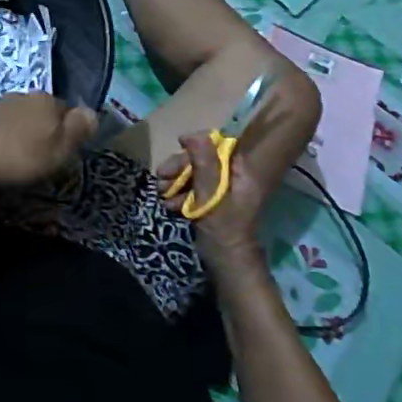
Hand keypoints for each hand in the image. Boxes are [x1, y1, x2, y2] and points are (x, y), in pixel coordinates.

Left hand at [0, 93, 98, 203]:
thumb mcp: (61, 149)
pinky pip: (2, 126)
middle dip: (45, 130)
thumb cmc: (23, 157)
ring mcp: (0, 103)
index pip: (68, 111)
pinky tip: (1, 155)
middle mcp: (25, 94)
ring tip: (20, 158)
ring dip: (24, 133)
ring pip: (22, 118)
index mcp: (48, 99)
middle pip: (44, 112)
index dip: (69, 132)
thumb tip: (92, 112)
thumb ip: (80, 128)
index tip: (63, 153)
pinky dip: (5, 137)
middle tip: (42, 158)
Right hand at [157, 134, 270, 270]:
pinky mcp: (210, 205)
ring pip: (195, 176)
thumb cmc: (223, 230)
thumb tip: (197, 135)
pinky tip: (169, 205)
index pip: (221, 146)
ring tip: (162, 192)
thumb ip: (205, 166)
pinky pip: (194, 192)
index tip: (180, 143)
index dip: (200, 143)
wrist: (226, 265)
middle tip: (161, 174)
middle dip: (181, 166)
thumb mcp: (212, 196)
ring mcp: (222, 193)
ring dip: (176, 182)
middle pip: (204, 160)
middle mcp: (233, 179)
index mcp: (241, 173)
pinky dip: (180, 196)